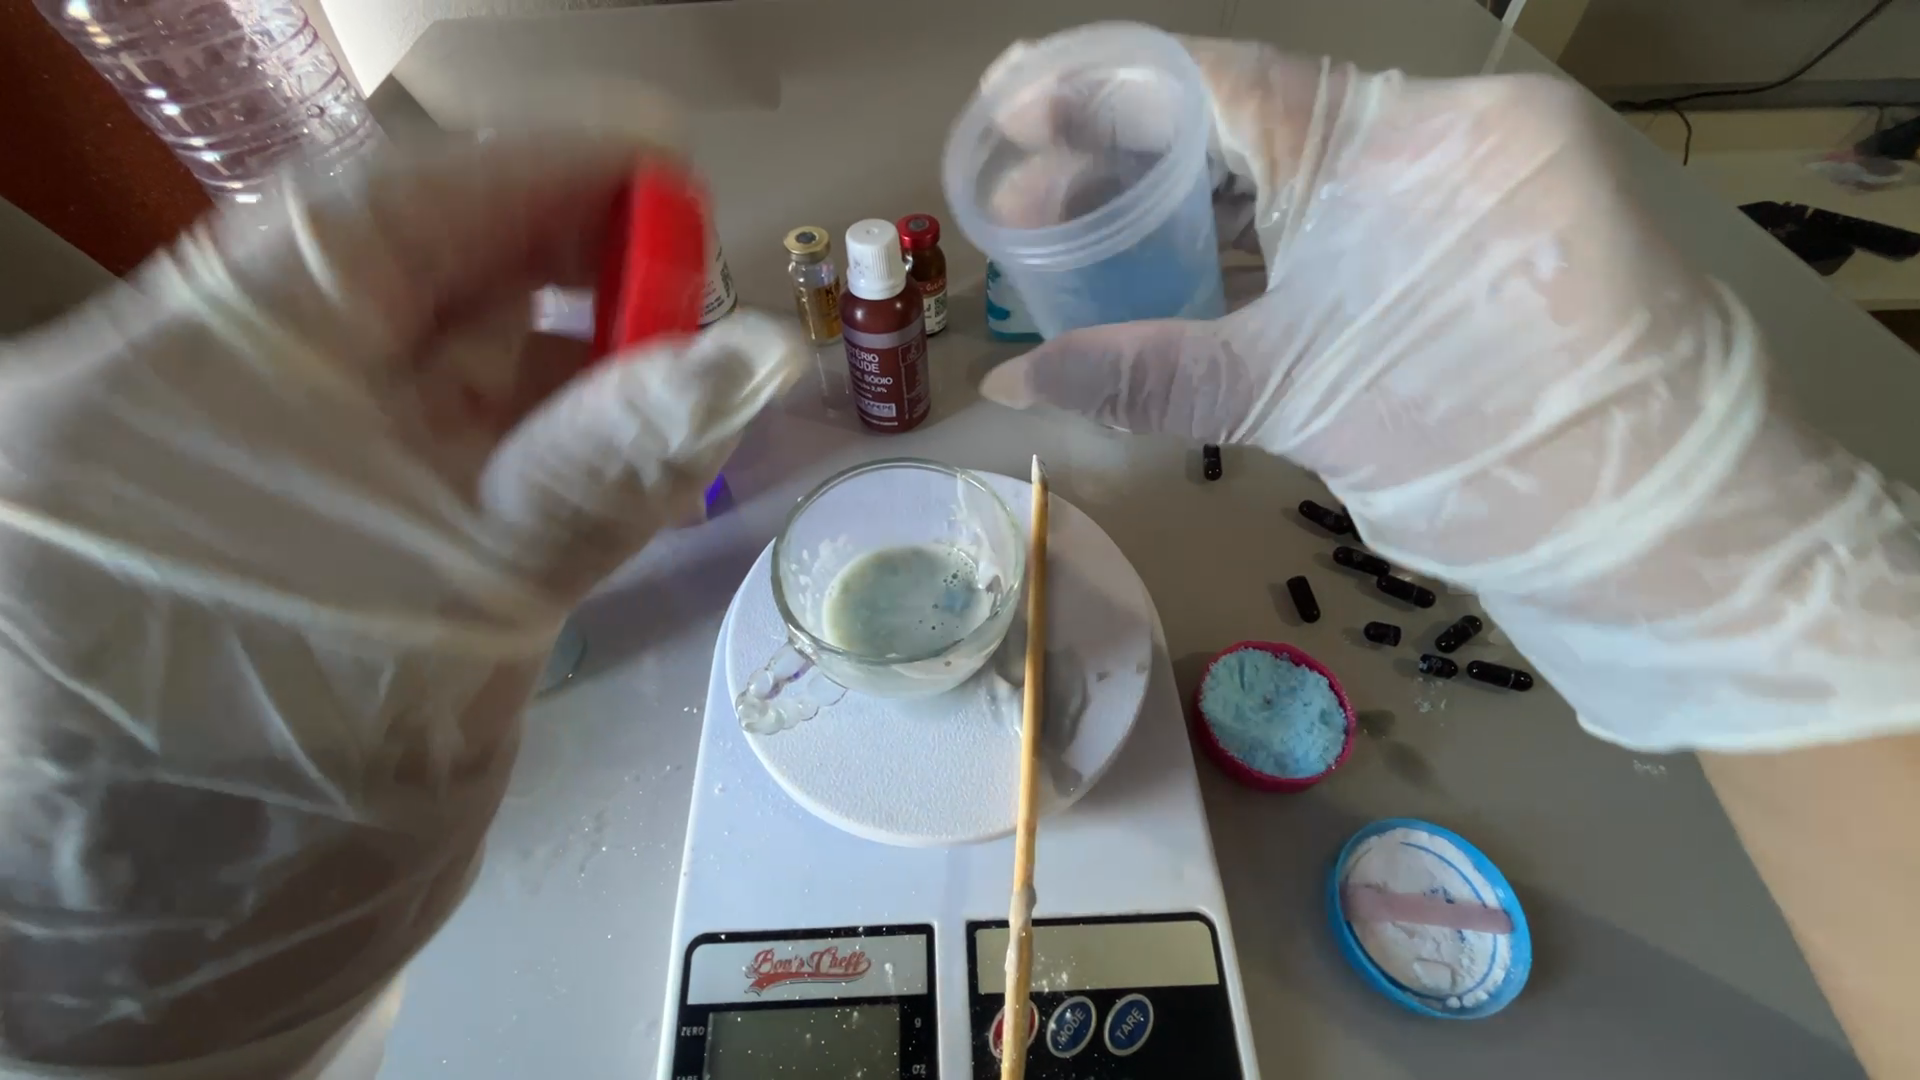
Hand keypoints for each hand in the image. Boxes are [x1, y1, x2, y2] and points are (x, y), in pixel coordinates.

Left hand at [0, 136, 801, 1067]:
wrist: (207, 962)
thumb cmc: (280, 796)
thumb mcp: (459, 611)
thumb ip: (606, 474)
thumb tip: (754, 360)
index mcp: (197, 384)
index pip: (380, 213)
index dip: (535, 169)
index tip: (666, 155)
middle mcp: (245, 402)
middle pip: (434, 275)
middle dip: (576, 255)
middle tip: (698, 257)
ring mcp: (321, 470)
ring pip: (480, 365)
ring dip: (596, 352)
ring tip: (696, 340)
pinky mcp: (387, 533)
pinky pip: (503, 451)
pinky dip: (588, 437)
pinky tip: (657, 431)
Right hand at [980, 37, 1919, 752]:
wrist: (1630, 528)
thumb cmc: (1479, 449)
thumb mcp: (1291, 400)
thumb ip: (1144, 380)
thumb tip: (1010, 385)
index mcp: (1401, 140)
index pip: (1221, 89)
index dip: (1103, 95)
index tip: (1013, 108)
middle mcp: (1422, 139)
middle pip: (1237, 129)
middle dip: (1118, 164)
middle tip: (1021, 199)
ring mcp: (1432, 193)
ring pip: (1270, 183)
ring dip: (1169, 215)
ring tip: (1069, 239)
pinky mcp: (1433, 248)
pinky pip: (1307, 230)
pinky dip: (1230, 254)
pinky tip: (1160, 272)